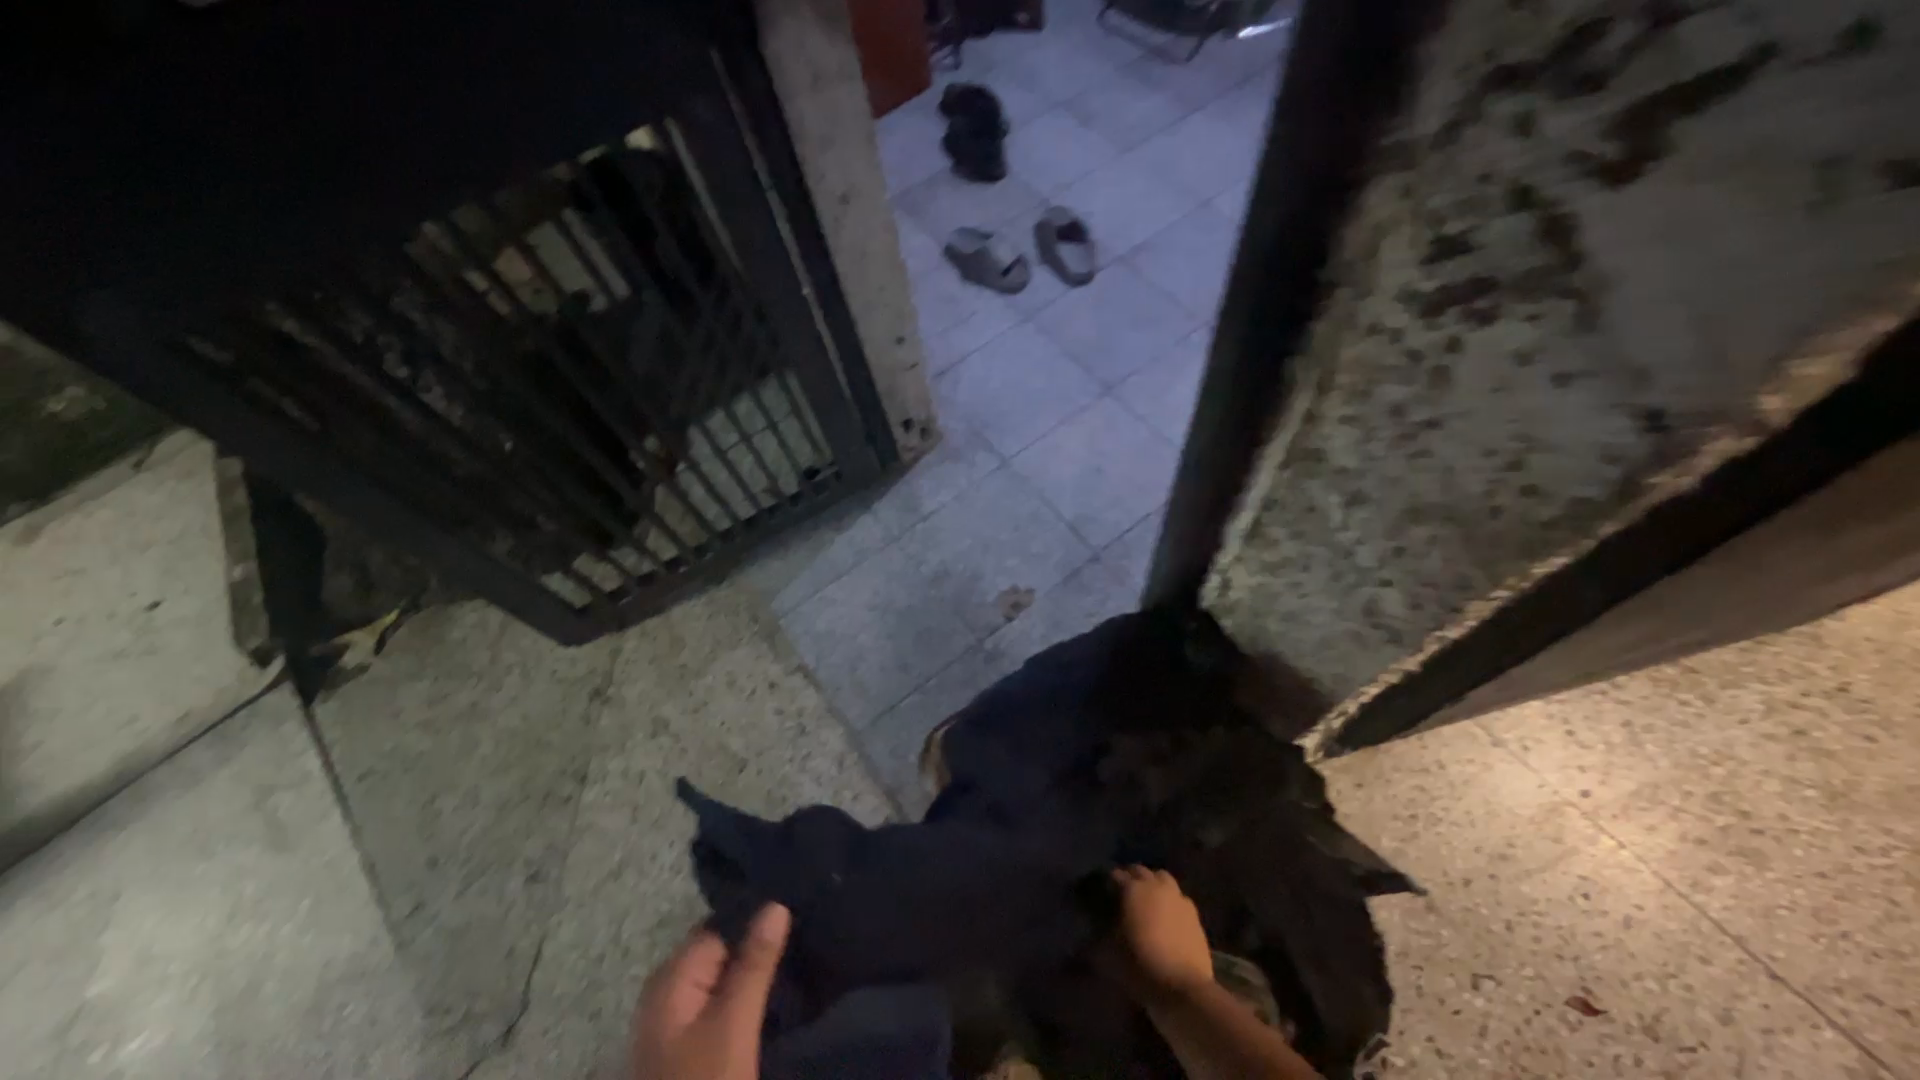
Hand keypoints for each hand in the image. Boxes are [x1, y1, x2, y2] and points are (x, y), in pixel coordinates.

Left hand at [632, 902, 791, 1079]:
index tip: (800, 908)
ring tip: (802, 958)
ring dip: (756, 973)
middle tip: (808, 932)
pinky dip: (747, 998)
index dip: (758, 916)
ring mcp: (677, 1021)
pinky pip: (722, 1004)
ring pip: (724, 978)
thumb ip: (753, 963)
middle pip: (720, 950)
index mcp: (672, 976)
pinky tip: (778, 996)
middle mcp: (668, 990)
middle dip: (760, 944)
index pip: (720, 925)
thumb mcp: (733, 1023)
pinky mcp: (689, 1046)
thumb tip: (775, 904)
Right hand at [1101, 866, 1213, 1003]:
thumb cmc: (1140, 966)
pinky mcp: (1194, 914)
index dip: (1106, 882)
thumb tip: (1095, 924)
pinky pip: (1178, 897)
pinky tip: (1165, 915)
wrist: (1183, 988)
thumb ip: (1100, 930)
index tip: (1099, 891)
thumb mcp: (1108, 951)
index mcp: (1133, 889)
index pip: (1115, 875)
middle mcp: (1156, 886)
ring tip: (1145, 899)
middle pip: (1140, 870)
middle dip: (1129, 876)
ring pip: (1162, 878)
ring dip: (1152, 883)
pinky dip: (1169, 899)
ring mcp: (1178, 898)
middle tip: (1120, 892)